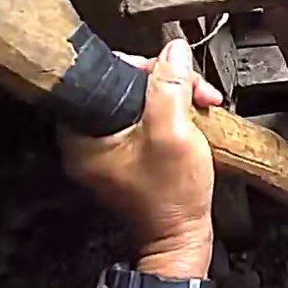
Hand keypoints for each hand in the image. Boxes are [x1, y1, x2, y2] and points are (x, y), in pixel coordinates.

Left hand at [59, 38, 222, 277]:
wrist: (183, 237)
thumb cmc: (173, 197)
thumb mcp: (175, 132)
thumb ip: (171, 86)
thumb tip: (174, 50)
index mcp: (84, 136)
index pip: (104, 77)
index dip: (141, 67)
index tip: (169, 71)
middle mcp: (88, 140)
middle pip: (126, 86)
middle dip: (167, 81)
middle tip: (196, 90)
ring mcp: (108, 148)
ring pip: (141, 99)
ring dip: (176, 94)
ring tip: (203, 103)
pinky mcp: (128, 153)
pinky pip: (147, 117)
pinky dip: (173, 111)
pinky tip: (194, 114)